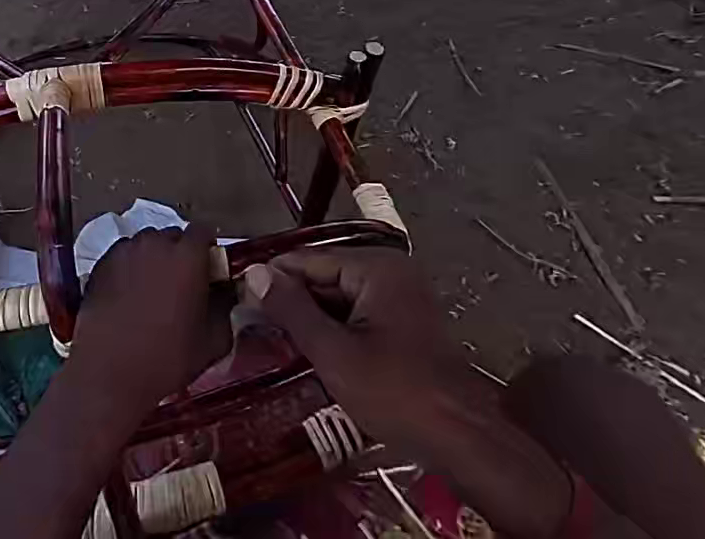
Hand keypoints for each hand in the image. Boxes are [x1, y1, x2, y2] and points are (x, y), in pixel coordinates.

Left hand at [70, 224, 230, 409]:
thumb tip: (227, 291)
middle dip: (180, 253)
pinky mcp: (102, 262)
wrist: (109, 369)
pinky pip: (124, 254)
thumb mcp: (213, 340)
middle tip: (181, 283)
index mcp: (187, 256)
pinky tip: (128, 293)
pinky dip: (130, 265)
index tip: (208, 267)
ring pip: (147, 244)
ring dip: (154, 258)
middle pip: (173, 236)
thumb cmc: (167, 357)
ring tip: (153, 289)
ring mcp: (125, 249)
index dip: (207, 247)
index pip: (203, 230)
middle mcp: (155, 243)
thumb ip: (226, 307)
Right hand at [244, 248, 572, 536]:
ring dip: (310, 319)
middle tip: (253, 327)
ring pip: (336, 298)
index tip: (239, 298)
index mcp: (376, 267)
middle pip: (322, 277)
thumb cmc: (398, 394)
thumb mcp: (334, 352)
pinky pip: (354, 314)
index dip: (272, 279)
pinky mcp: (402, 322)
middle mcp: (389, 272)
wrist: (465, 445)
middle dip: (291, 301)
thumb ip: (291, 309)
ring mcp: (399, 297)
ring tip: (273, 341)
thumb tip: (253, 272)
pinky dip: (332, 331)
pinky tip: (309, 352)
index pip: (307, 260)